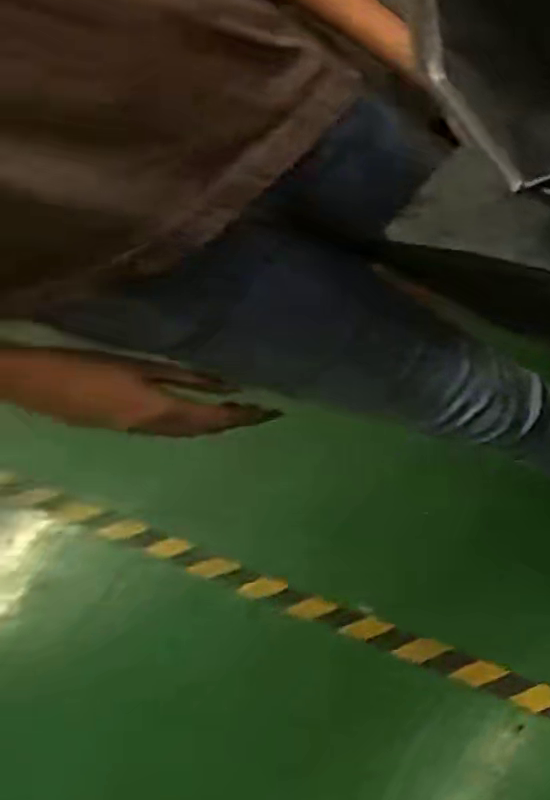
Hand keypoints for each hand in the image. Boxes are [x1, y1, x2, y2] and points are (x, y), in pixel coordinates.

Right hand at [0, 348, 278, 436]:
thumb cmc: (83, 366)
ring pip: (188, 433)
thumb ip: (187, 378)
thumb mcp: (141, 366)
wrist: (19, 379)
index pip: (219, 418)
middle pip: (207, 429)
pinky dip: (192, 426)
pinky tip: (199, 416)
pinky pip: (168, 432)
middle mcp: (153, 427)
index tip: (273, 411)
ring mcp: (133, 430)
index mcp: (162, 410)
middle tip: (262, 413)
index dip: (248, 415)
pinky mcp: (117, 428)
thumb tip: (229, 386)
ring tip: (239, 414)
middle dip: (237, 422)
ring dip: (215, 426)